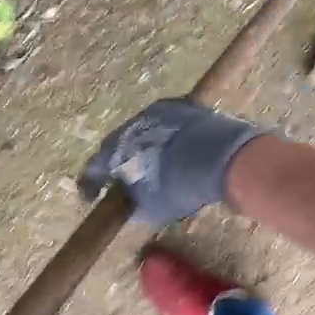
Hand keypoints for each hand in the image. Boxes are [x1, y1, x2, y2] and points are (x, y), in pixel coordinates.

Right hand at [78, 98, 268, 226]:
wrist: (223, 156)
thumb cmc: (179, 187)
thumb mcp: (150, 207)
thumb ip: (133, 203)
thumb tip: (131, 202)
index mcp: (117, 148)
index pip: (94, 167)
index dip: (91, 184)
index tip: (91, 196)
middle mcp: (133, 123)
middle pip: (119, 143)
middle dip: (120, 160)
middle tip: (125, 176)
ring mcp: (161, 110)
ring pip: (145, 130)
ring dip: (145, 145)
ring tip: (154, 162)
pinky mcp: (187, 106)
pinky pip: (169, 123)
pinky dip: (168, 137)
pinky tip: (178, 150)